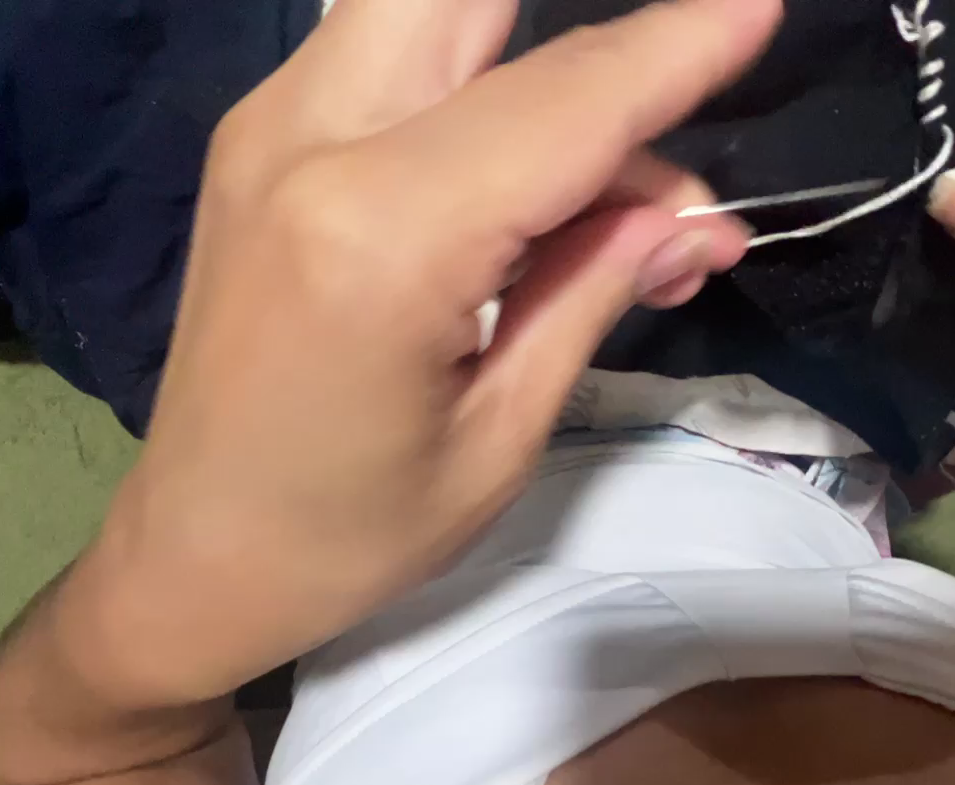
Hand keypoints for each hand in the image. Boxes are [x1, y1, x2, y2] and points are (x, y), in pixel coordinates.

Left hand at [58, 0, 778, 709]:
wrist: (196, 559)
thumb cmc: (353, 535)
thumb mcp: (498, 438)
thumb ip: (588, 298)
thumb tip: (685, 221)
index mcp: (383, 238)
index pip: (562, 107)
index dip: (673, 52)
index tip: (758, 8)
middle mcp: (309, 142)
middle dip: (589, 40)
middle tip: (666, 118)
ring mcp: (265, 133)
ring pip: (424, 14)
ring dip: (535, 66)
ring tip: (613, 195)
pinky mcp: (255, 152)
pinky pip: (386, 66)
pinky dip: (476, 95)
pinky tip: (524, 191)